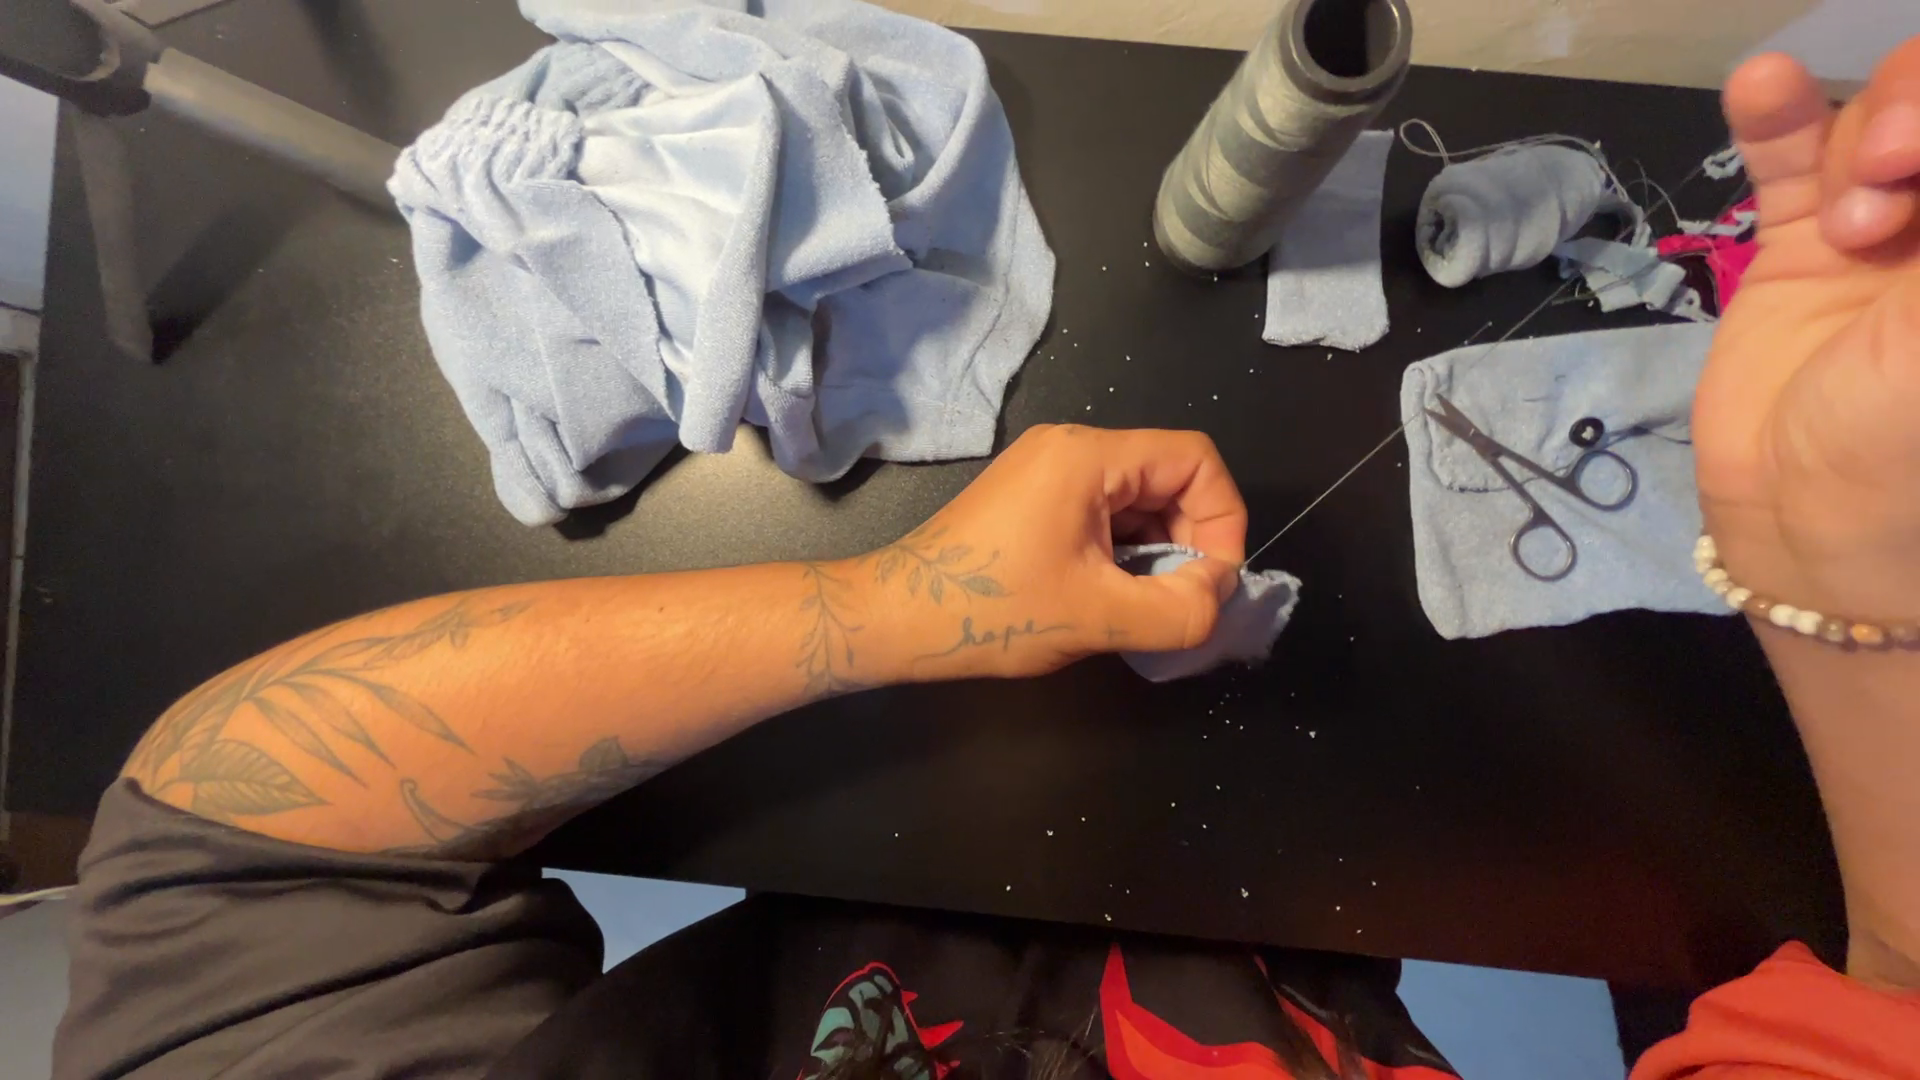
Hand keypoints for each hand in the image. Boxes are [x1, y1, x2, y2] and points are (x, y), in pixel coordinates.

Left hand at [865, 425, 1246, 679]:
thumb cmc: (992, 610)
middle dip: (1189, 539)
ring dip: (1156, 549)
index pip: (1195, 458)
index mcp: (1087, 456)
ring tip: (1144, 602)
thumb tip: (1217, 593)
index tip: (1213, 580)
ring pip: (1135, 498)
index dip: (1223, 518)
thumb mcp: (1099, 618)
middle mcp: (1068, 447)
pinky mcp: (1032, 496)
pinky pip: (1102, 510)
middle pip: (1167, 476)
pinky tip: (1111, 591)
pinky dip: (1122, 549)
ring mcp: (1046, 469)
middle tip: (1181, 599)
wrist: (898, 616)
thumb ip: (1180, 610)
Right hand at [1694, 41, 1919, 615]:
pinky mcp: (1798, 249)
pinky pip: (1790, 162)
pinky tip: (1757, 82)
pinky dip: (1775, 118)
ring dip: (1859, 140)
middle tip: (1893, 183)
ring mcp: (1891, 219)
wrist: (1804, 507)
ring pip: (1887, 113)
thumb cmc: (1911, 432)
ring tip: (1841, 227)